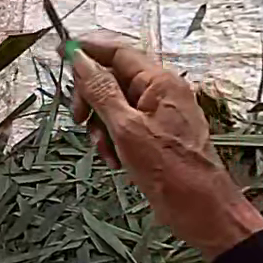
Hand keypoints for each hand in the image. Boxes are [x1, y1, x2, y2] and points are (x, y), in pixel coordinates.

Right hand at [69, 37, 262, 258]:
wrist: (201, 211)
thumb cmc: (171, 171)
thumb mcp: (125, 128)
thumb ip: (100, 90)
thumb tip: (80, 59)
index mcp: (160, 83)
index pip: (117, 53)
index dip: (87, 51)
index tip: (61, 51)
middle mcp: (161, 93)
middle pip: (111, 80)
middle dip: (90, 99)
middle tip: (80, 120)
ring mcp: (158, 114)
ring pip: (113, 105)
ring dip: (100, 126)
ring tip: (105, 149)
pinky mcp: (155, 134)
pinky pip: (123, 125)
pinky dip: (112, 139)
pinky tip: (115, 158)